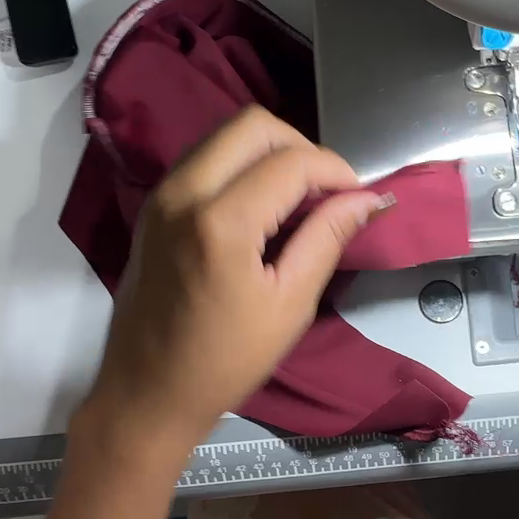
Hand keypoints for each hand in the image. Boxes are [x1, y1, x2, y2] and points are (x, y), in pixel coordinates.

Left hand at [82, 106, 386, 447]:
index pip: (293, 162)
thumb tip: (369, 198)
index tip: (360, 199)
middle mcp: (183, 192)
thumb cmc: (227, 361)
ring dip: (270, 153)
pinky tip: (262, 209)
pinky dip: (242, 167)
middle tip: (327, 194)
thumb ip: (329, 238)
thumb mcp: (291, 303)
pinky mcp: (153, 206)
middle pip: (255, 125)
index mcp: (221, 221)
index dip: (338, 172)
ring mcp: (162, 195)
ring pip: (226, 136)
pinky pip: (205, 159)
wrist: (148, 393)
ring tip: (298, 201)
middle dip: (302, 148)